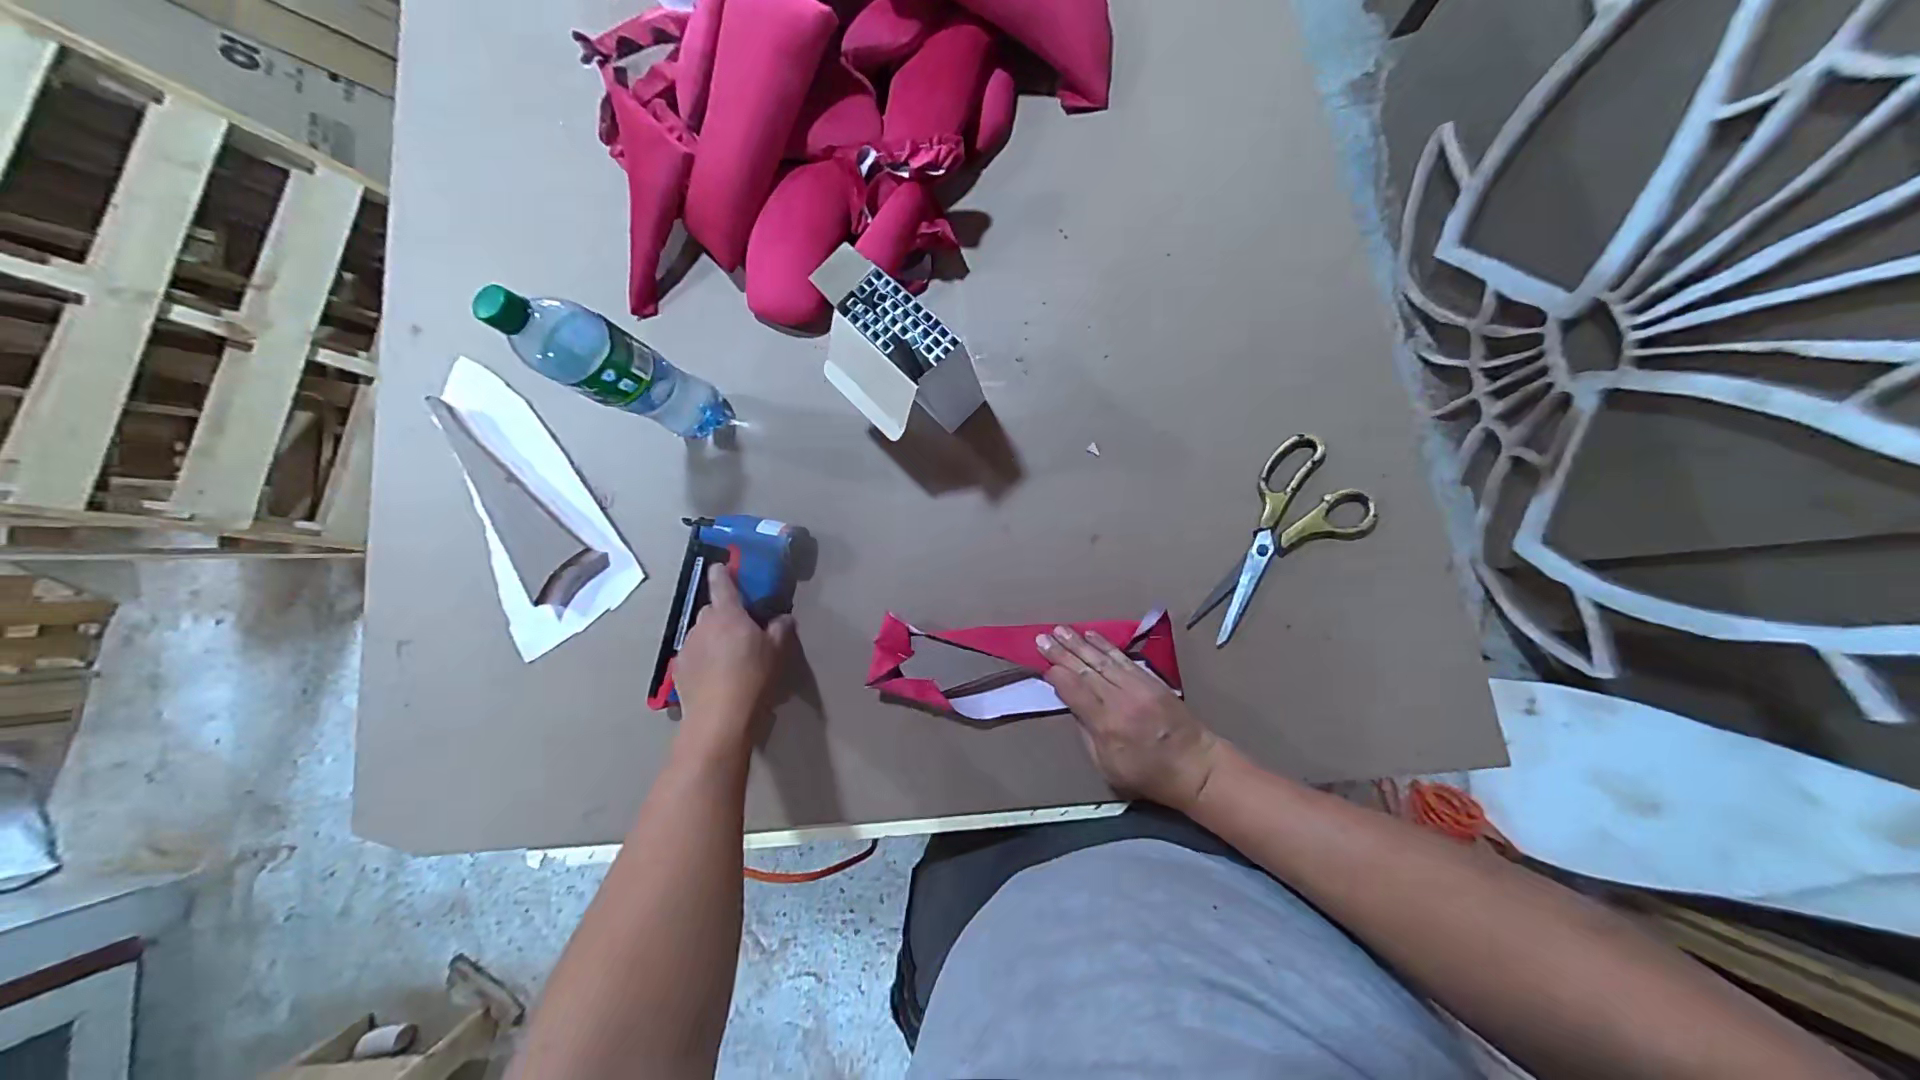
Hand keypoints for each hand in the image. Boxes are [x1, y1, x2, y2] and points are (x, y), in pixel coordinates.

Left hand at [673, 564, 794, 753]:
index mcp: (728, 613)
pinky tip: (715, 676)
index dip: (724, 572)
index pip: (721, 581)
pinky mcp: (678, 669)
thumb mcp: (778, 652)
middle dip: (725, 614)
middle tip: (743, 631)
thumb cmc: (753, 678)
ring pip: (702, 632)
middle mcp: (702, 624)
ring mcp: (687, 646)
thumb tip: (782, 618)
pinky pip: (693, 654)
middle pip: (713, 609)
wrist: (719, 719)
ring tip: (729, 658)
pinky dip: (703, 658)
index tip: (726, 568)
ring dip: (713, 637)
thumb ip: (780, 629)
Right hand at [1038, 626, 1221, 812]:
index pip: (1075, 691)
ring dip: (1080, 642)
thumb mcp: (1108, 767)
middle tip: (1042, 637)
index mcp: (1108, 725)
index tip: (1042, 663)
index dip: (1057, 675)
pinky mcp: (1152, 680)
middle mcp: (1122, 700)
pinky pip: (1123, 658)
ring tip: (1061, 629)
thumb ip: (1087, 734)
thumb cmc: (1148, 775)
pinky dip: (1105, 645)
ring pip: (1103, 659)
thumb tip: (1074, 706)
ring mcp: (1139, 687)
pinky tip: (1092, 635)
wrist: (1196, 767)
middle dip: (1062, 652)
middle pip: (1086, 670)